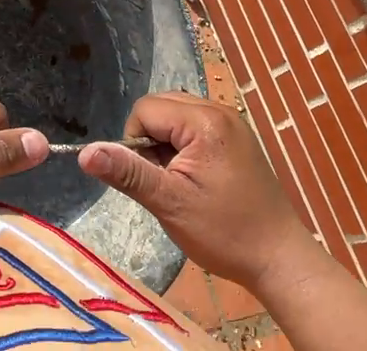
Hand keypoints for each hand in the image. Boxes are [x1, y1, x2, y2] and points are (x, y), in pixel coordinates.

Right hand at [77, 92, 314, 292]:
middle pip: (160, 106)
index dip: (136, 142)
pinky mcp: (238, 137)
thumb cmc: (225, 233)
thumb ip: (127, 172)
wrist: (282, 261)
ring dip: (167, 142)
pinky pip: (195, 124)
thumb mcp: (169, 204)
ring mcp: (232, 122)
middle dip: (152, 139)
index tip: (154, 179)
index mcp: (204, 121)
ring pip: (175, 114)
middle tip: (168, 180)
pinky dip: (185, 145)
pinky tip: (198, 178)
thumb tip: (84, 154)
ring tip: (182, 180)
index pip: (145, 110)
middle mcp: (219, 110)